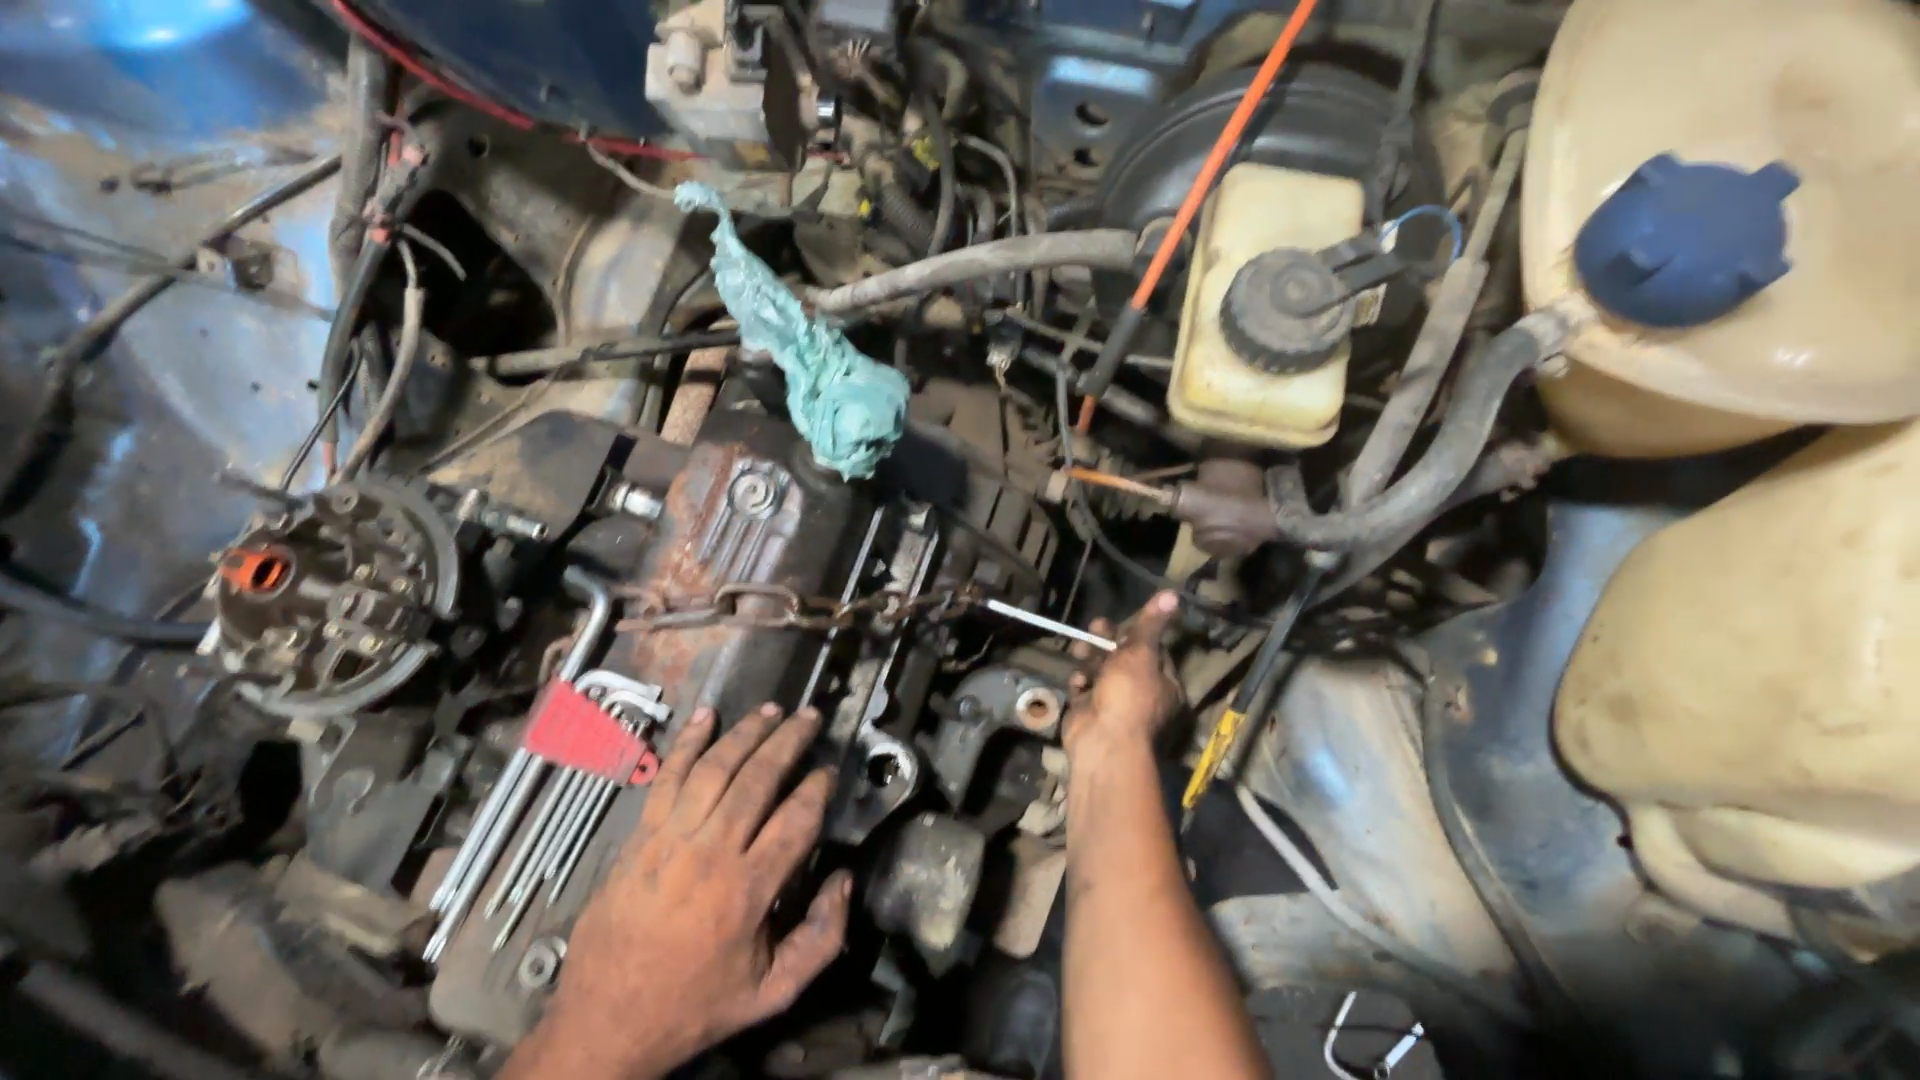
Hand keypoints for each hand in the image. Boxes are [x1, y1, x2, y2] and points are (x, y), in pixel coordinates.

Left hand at [507, 704, 852, 1079]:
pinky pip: (667, 778)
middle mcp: (708, 854)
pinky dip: (688, 743)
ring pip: (713, 769)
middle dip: (788, 742)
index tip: (829, 770)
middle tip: (810, 717)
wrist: (605, 1022)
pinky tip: (706, 717)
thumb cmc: (695, 1006)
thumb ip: (821, 938)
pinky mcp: (639, 838)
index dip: (817, 788)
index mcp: (746, 891)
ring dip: (745, 734)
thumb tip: (844, 878)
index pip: (794, 819)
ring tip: (771, 710)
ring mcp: (668, 840)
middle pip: (756, 779)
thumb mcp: (773, 993)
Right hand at [1063, 591, 1183, 756]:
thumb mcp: (1142, 654)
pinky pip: (1085, 690)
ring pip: (1101, 672)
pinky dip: (1080, 683)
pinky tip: (1078, 681)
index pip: (1153, 651)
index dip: (1136, 634)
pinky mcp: (1090, 712)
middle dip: (1108, 642)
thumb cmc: (1129, 695)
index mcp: (1165, 683)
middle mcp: (1142, 695)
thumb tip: (1173, 593)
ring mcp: (1115, 705)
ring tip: (1080, 650)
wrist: (1104, 742)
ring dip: (1091, 659)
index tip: (1122, 621)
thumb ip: (1151, 624)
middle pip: (1124, 659)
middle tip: (1095, 627)